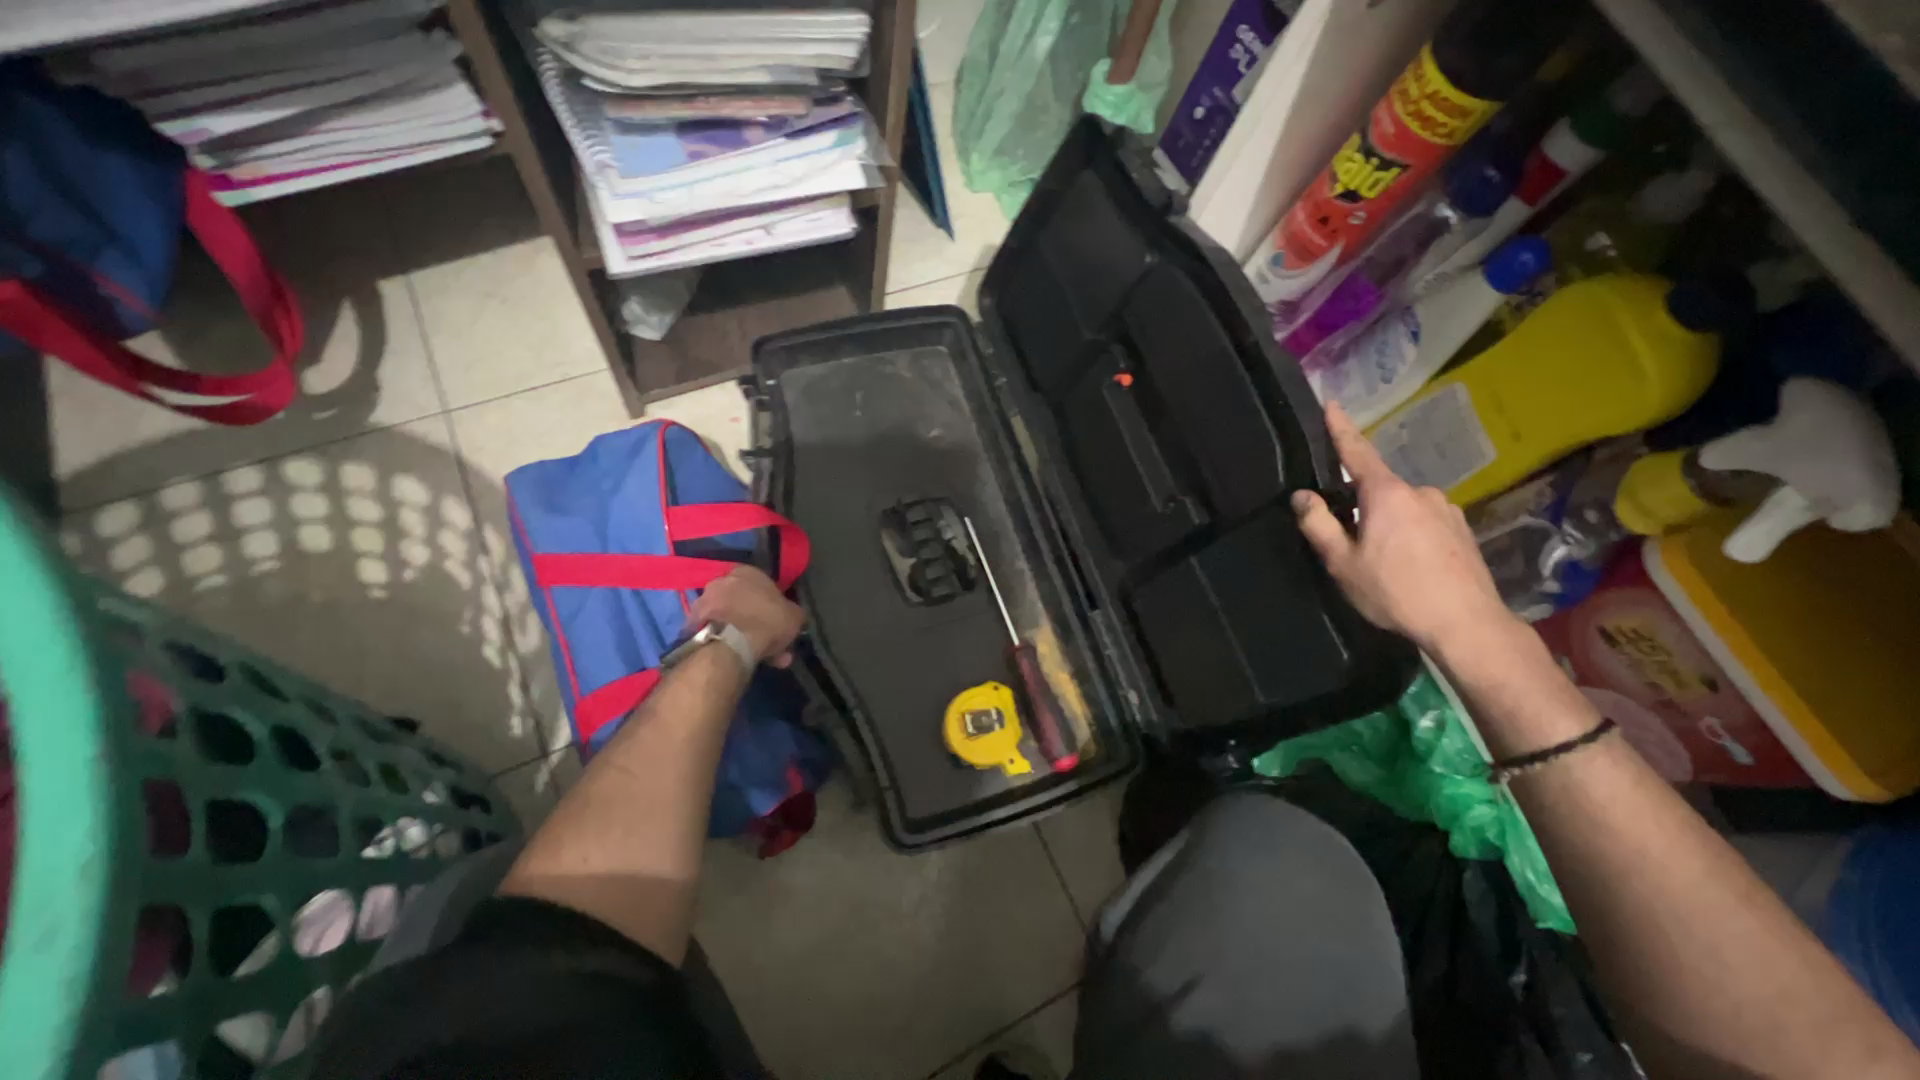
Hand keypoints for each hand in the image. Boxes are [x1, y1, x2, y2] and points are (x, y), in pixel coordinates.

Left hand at [689, 566, 804, 667]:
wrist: (731, 642)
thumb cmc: (768, 621)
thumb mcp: (795, 616)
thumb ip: (793, 613)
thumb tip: (792, 616)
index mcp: (747, 571)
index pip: (763, 584)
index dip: (772, 604)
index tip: (777, 621)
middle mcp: (722, 580)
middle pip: (744, 602)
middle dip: (757, 622)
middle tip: (770, 642)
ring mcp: (704, 601)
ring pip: (730, 618)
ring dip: (744, 634)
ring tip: (758, 657)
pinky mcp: (692, 622)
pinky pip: (717, 631)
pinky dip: (728, 642)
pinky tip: (741, 657)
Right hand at [1291, 402, 1518, 653]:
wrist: (1466, 623)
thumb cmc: (1396, 592)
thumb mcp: (1343, 564)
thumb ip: (1319, 526)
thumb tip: (1302, 496)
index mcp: (1386, 494)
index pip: (1357, 452)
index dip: (1341, 429)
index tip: (1331, 404)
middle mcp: (1419, 492)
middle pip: (1378, 490)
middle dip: (1361, 508)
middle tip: (1351, 546)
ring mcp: (1446, 510)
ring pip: (1403, 510)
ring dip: (1388, 526)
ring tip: (1384, 565)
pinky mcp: (1462, 530)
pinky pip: (1424, 524)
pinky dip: (1411, 538)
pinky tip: (1410, 568)